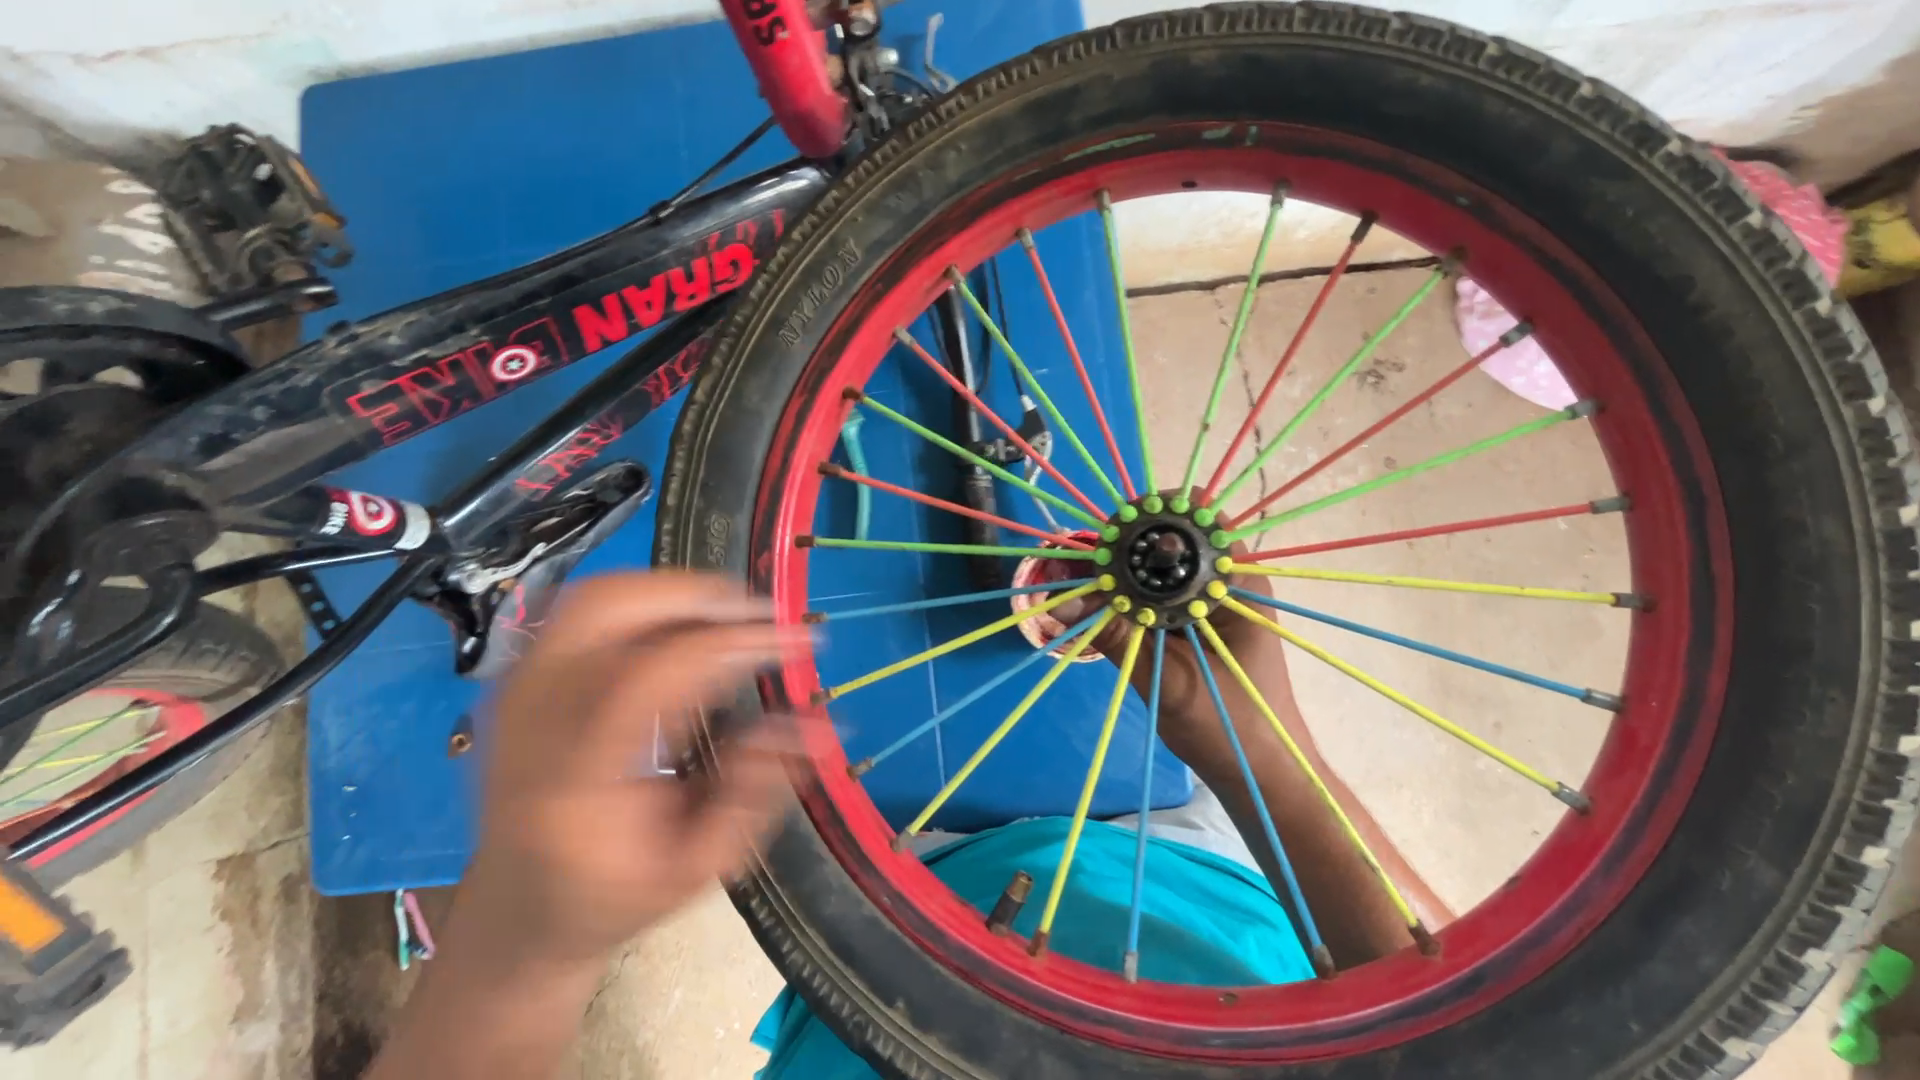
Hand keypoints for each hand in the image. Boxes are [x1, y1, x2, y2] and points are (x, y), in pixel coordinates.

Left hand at [459, 571, 805, 971]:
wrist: (515, 911)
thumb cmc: (609, 898)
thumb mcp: (699, 868)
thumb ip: (755, 795)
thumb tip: (816, 726)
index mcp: (575, 779)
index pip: (654, 674)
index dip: (733, 643)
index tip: (794, 641)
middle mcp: (533, 719)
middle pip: (610, 609)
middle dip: (699, 597)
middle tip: (760, 616)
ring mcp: (515, 692)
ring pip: (596, 596)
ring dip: (673, 592)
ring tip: (730, 616)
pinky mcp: (517, 680)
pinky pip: (584, 609)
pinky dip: (645, 602)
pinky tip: (685, 626)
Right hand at [1049, 535, 1320, 769]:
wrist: (1260, 772)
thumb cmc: (1229, 727)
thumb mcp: (1168, 682)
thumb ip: (1118, 638)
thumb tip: (1064, 605)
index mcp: (1238, 584)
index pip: (1199, 516)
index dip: (1153, 513)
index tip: (1110, 532)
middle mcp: (1228, 581)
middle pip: (1176, 535)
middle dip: (1131, 541)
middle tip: (1087, 559)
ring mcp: (1214, 601)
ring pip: (1166, 563)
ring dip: (1128, 567)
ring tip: (1086, 578)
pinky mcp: (1199, 621)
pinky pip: (1163, 591)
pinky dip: (1134, 592)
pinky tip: (1104, 604)